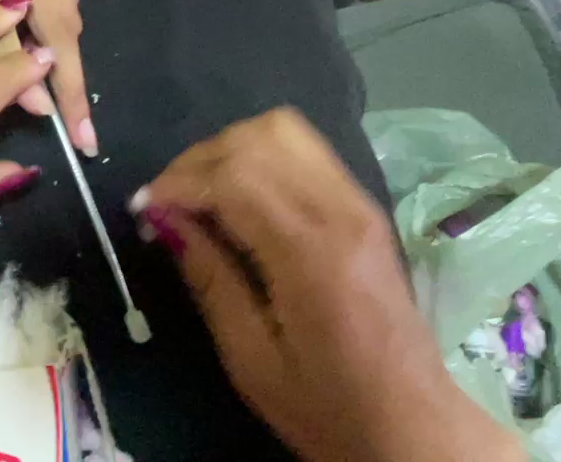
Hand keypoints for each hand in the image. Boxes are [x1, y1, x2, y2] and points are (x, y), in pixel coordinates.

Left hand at [0, 0, 93, 152]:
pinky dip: (72, 32)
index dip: (21, 78)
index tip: (41, 122)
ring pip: (70, 20)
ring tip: (83, 111)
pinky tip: (66, 52)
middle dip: (72, 89)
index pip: (4, 33)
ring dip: (78, 66)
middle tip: (85, 140)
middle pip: (57, 37)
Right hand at [132, 111, 523, 461]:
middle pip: (254, 140)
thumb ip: (208, 277)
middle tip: (168, 201)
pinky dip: (257, 151)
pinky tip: (238, 190)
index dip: (178, 183)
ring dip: (228, 148)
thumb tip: (162, 218)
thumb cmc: (330, 409)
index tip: (143, 207)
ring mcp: (357, 201)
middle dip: (197, 160)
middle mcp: (340, 212)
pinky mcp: (362, 203)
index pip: (233, 179)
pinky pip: (301, 146)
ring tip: (201, 189)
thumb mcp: (251, 359)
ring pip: (279, 129)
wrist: (418, 431)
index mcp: (312, 255)